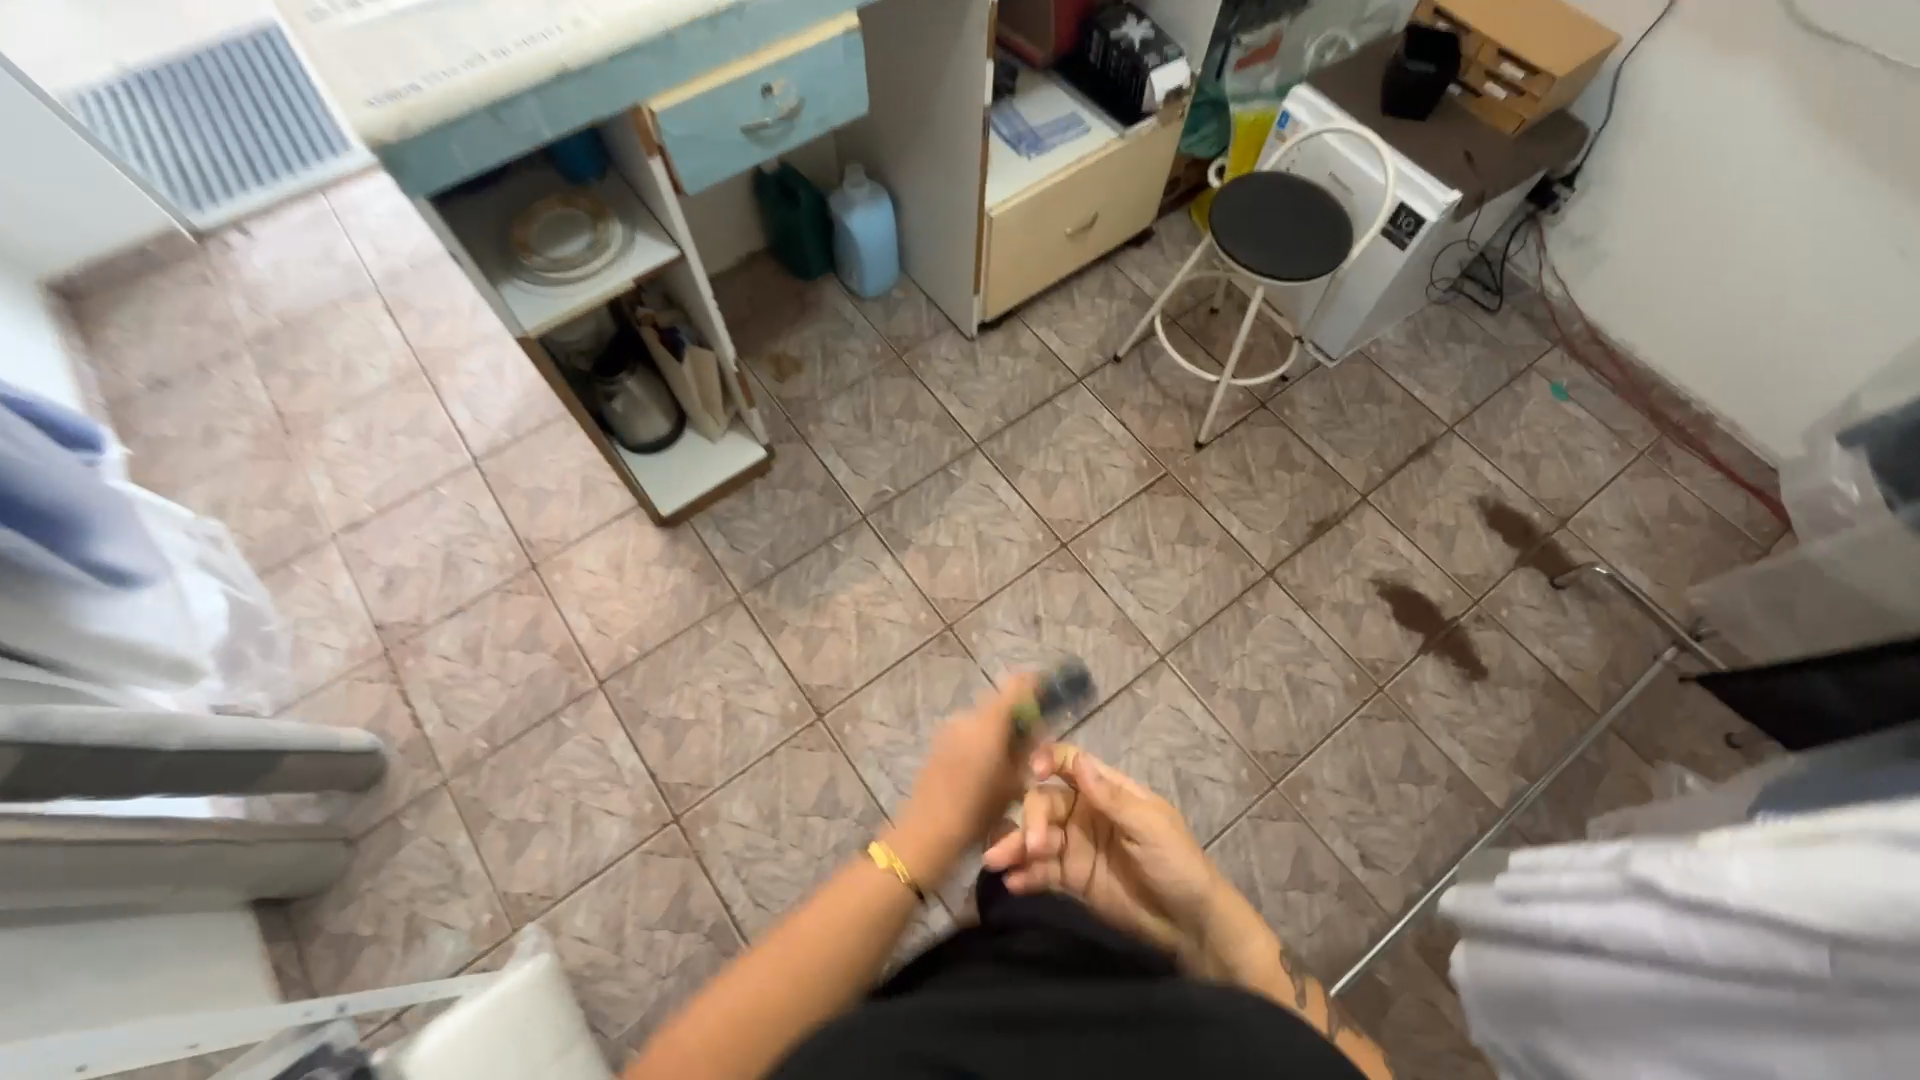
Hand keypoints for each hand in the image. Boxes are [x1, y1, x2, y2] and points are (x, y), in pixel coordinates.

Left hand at [891, 675, 1040, 883]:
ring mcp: (949, 727)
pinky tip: (986, 767)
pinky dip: (981, 740)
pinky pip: (968, 731)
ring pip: (983, 718)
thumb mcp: (1014, 783)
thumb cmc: (977, 811)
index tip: (1050, 697)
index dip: (1036, 686)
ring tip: (1008, 759)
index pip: (1018, 685)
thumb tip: (1038, 729)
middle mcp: (967, 716)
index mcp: (989, 722)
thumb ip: (1028, 750)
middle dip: (1018, 716)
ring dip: (998, 730)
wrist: (926, 832)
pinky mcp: (938, 741)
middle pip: (1000, 703)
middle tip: (1031, 741)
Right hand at [981, 745, 1276, 973]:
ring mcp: (1075, 847)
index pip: (1069, 764)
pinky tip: (1013, 883)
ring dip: (1015, 846)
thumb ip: (1110, 797)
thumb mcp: (1149, 826)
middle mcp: (1084, 813)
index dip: (1048, 760)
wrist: (1189, 924)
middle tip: (1031, 846)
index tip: (1031, 771)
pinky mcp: (1071, 880)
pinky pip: (1040, 871)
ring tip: (997, 863)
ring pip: (1036, 837)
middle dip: (1031, 820)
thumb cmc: (1177, 862)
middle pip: (1044, 802)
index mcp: (1107, 791)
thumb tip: (1078, 760)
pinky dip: (1024, 875)